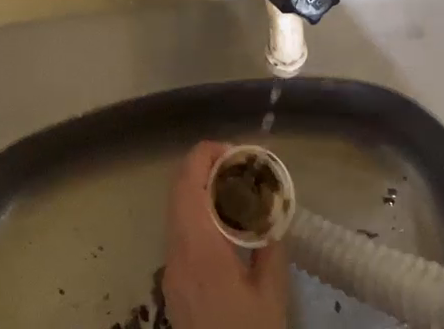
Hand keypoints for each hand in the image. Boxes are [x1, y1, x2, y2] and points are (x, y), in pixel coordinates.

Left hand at [162, 141, 287, 328]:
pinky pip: (180, 233)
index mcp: (200, 250)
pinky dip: (200, 215)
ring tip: (239, 191)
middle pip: (177, 191)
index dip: (207, 155)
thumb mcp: (273, 293)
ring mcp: (170, 270)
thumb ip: (271, 244)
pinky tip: (228, 225)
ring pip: (176, 212)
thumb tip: (273, 208)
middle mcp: (176, 254)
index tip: (238, 150)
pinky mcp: (173, 285)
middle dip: (206, 168)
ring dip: (202, 191)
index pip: (188, 183)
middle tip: (241, 165)